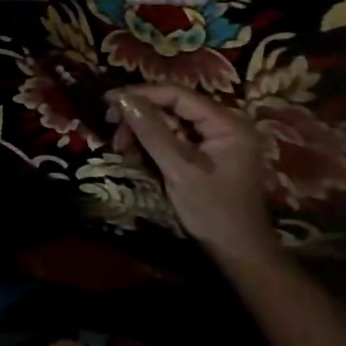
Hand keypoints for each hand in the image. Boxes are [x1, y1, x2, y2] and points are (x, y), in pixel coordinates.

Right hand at [113, 84, 281, 266]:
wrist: (238, 251)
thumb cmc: (212, 210)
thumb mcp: (178, 169)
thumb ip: (151, 131)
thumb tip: (121, 99)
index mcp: (227, 124)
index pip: (178, 95)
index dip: (141, 94)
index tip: (108, 101)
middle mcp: (225, 125)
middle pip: (174, 105)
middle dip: (140, 115)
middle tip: (112, 129)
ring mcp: (217, 139)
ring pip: (171, 121)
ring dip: (143, 130)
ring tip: (122, 148)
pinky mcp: (208, 153)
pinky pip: (175, 137)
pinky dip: (153, 143)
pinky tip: (136, 154)